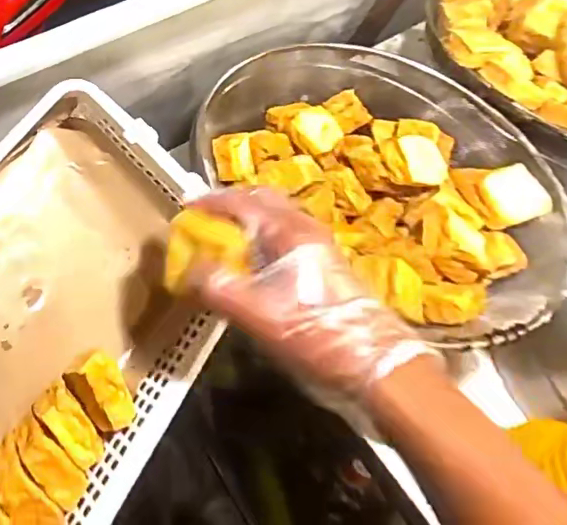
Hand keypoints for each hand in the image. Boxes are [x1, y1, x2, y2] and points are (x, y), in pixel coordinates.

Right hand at [183, 186, 437, 407]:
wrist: (380, 368)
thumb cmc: (319, 336)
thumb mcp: (261, 318)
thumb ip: (221, 290)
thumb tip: (190, 268)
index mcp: (288, 231)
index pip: (242, 201)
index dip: (210, 202)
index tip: (185, 207)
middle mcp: (306, 228)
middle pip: (263, 199)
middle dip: (232, 202)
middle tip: (206, 216)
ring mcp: (321, 245)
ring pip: (278, 215)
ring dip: (250, 218)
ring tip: (227, 238)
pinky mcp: (328, 265)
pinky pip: (288, 233)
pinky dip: (265, 234)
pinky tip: (258, 263)